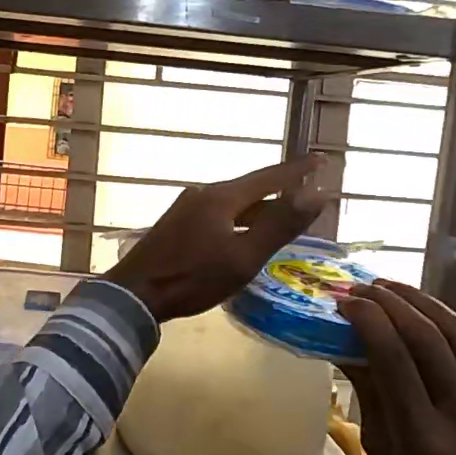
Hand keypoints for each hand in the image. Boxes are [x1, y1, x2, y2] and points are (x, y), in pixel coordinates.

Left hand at [103, 154, 326, 322]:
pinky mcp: (177, 225)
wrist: (134, 294)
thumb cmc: (192, 278)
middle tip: (306, 189)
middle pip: (250, 188)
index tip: (321, 160)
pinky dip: (240, 219)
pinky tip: (244, 232)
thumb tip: (316, 194)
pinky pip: (218, 214)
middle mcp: (203, 194)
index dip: (297, 171)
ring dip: (259, 207)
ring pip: (233, 203)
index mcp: (221, 197)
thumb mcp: (244, 256)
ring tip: (281, 213)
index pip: (268, 177)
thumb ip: (279, 225)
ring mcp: (186, 208)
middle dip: (279, 189)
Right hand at [338, 280, 455, 454]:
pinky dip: (442, 325)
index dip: (368, 319)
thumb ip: (370, 396)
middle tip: (362, 285)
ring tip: (390, 286)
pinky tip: (421, 315)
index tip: (345, 300)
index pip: (395, 357)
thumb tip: (345, 344)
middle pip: (428, 337)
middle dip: (390, 302)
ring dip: (420, 301)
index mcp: (426, 440)